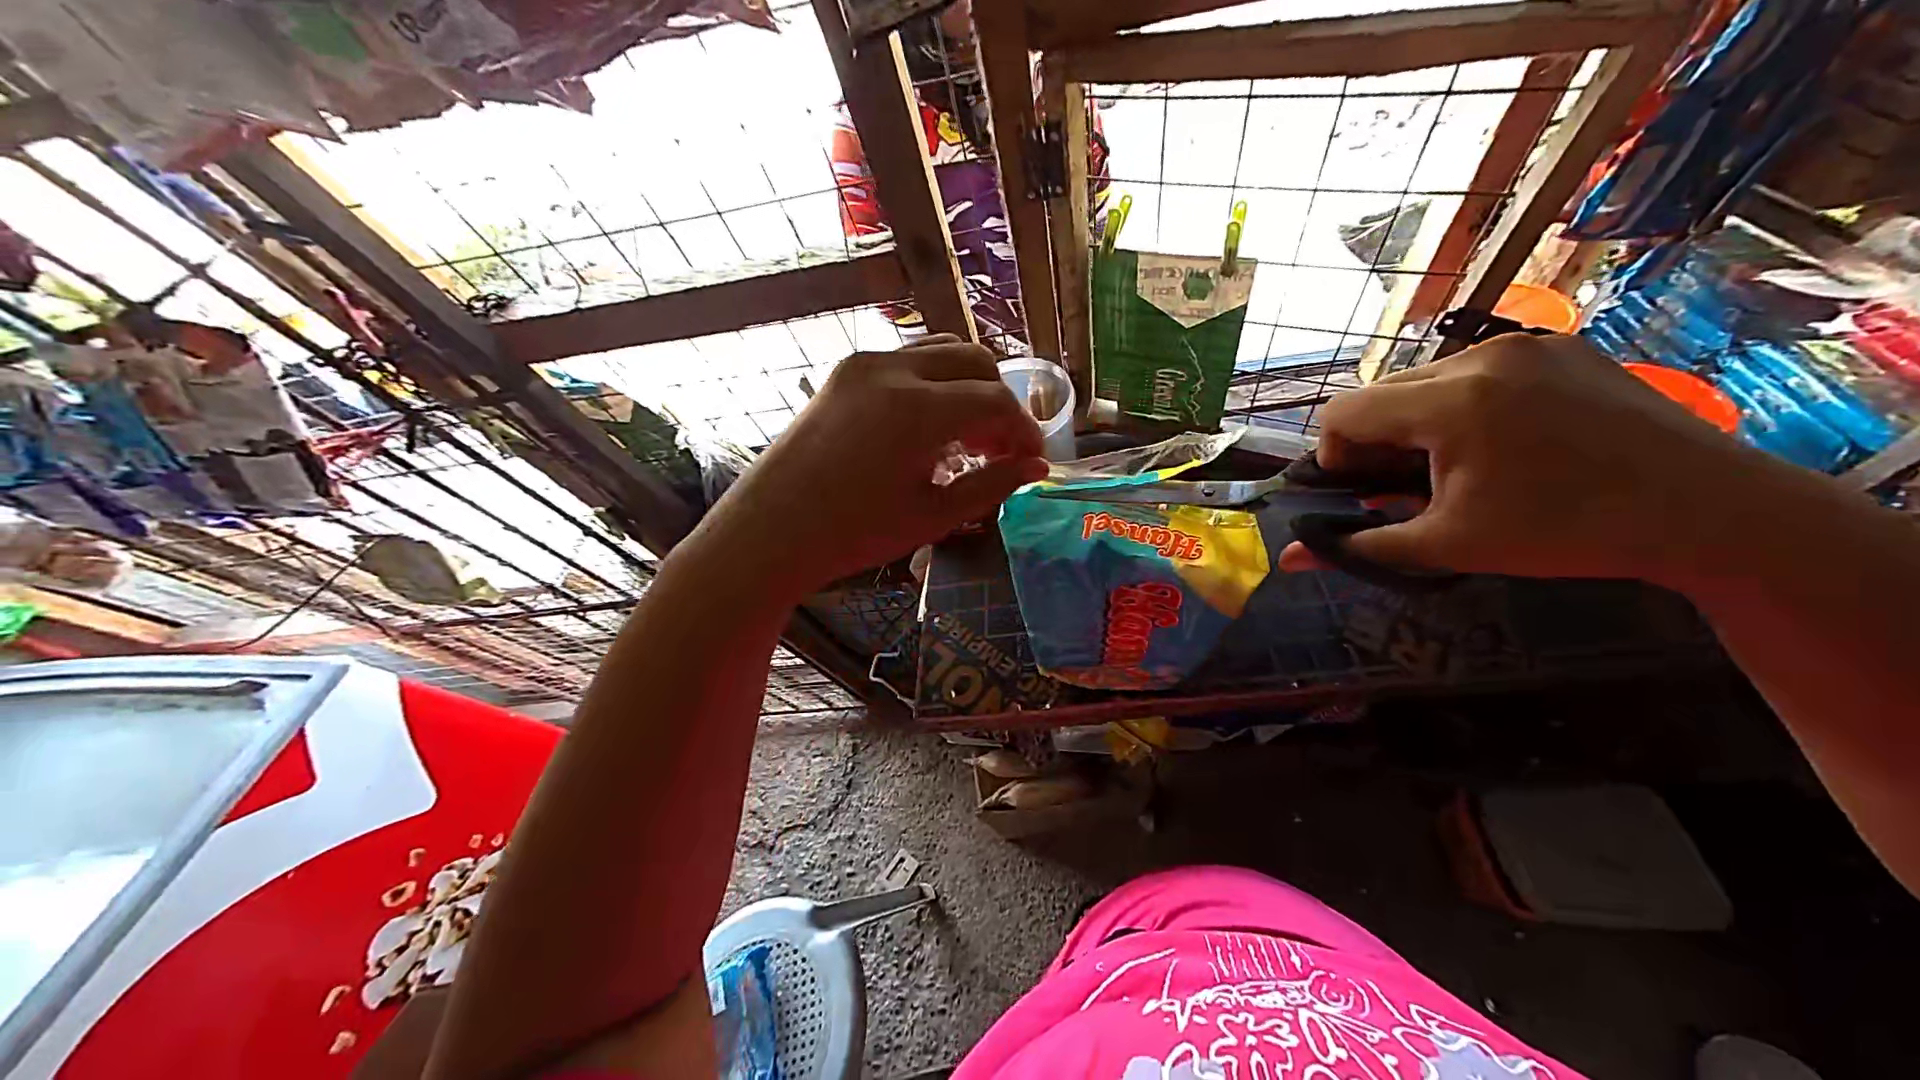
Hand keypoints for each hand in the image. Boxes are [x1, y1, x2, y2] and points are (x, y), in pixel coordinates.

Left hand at [692, 335, 1047, 596]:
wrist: (768, 531)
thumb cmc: (852, 534)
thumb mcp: (931, 516)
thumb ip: (990, 486)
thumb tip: (1035, 468)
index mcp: (918, 409)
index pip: (996, 401)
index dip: (1023, 431)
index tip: (1031, 460)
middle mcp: (893, 369)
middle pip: (975, 362)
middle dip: (999, 403)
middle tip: (1000, 450)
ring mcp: (864, 364)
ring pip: (941, 353)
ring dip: (968, 387)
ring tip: (968, 437)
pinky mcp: (844, 372)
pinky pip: (907, 362)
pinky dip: (934, 384)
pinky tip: (929, 428)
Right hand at [1279, 333, 1797, 585]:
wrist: (1709, 509)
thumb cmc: (1566, 532)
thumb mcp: (1450, 545)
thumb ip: (1360, 546)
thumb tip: (1287, 560)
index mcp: (1451, 403)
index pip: (1344, 412)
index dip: (1334, 455)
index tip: (1365, 490)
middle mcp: (1481, 356)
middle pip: (1382, 393)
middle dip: (1376, 440)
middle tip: (1408, 484)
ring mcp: (1525, 344)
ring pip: (1426, 380)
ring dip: (1418, 421)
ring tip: (1458, 464)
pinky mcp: (1560, 346)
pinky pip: (1476, 370)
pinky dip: (1464, 404)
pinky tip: (1502, 440)